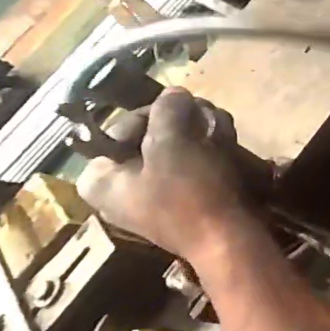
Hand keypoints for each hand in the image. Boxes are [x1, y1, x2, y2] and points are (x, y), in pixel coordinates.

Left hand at [80, 88, 255, 263]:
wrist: (227, 238)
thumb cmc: (190, 194)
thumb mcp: (171, 145)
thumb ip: (167, 110)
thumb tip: (174, 92)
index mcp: (101, 176)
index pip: (124, 124)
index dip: (158, 114)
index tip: (186, 114)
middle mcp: (121, 184)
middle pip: (154, 132)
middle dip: (187, 122)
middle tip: (209, 122)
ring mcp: (153, 191)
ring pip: (178, 142)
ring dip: (204, 131)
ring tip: (222, 136)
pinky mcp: (182, 195)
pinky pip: (192, 160)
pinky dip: (210, 149)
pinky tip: (227, 147)